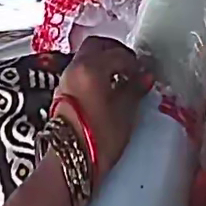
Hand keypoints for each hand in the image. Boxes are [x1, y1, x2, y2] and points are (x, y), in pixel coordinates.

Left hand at [52, 36, 148, 179]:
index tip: (144, 72)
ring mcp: (65, 78)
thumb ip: (134, 89)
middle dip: (115, 51)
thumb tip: (144, 76)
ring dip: (103, 60)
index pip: (117, 53)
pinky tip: (107, 87)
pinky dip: (94, 71)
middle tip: (132, 65)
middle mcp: (75, 67)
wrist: (69, 160)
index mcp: (91, 68)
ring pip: (86, 56)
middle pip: (96, 46)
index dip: (134, 61)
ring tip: (121, 77)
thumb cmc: (99, 136)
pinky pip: (80, 70)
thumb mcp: (124, 112)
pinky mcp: (61, 91)